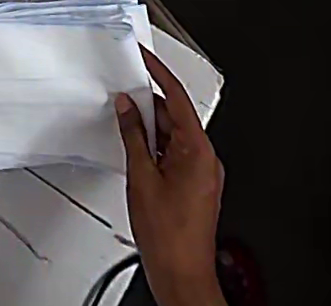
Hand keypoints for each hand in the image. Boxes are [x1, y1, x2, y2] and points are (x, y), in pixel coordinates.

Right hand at [116, 47, 226, 305]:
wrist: (181, 276)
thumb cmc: (168, 236)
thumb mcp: (141, 174)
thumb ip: (133, 134)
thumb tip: (127, 107)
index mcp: (198, 151)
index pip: (177, 97)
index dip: (158, 71)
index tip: (144, 55)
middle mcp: (205, 160)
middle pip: (175, 114)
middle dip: (148, 102)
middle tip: (124, 91)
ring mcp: (202, 173)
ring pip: (174, 133)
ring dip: (150, 125)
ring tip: (126, 121)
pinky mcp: (195, 185)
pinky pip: (174, 150)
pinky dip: (155, 142)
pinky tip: (136, 145)